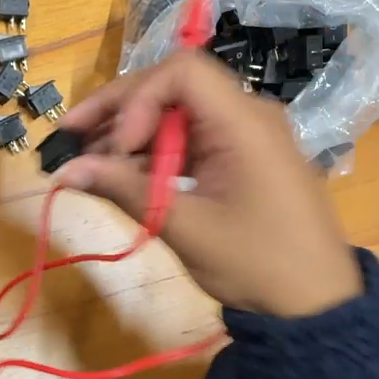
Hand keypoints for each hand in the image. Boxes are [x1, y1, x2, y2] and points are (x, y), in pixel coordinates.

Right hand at [54, 51, 362, 317]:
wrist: (314, 305)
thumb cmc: (257, 264)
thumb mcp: (185, 228)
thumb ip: (125, 190)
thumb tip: (63, 171)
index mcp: (243, 122)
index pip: (180, 72)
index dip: (137, 98)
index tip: (118, 146)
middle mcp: (244, 116)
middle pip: (171, 88)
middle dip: (118, 111)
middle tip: (70, 139)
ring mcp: (242, 138)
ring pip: (174, 115)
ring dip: (129, 135)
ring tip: (86, 163)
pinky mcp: (236, 159)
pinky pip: (187, 141)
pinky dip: (151, 155)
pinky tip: (118, 175)